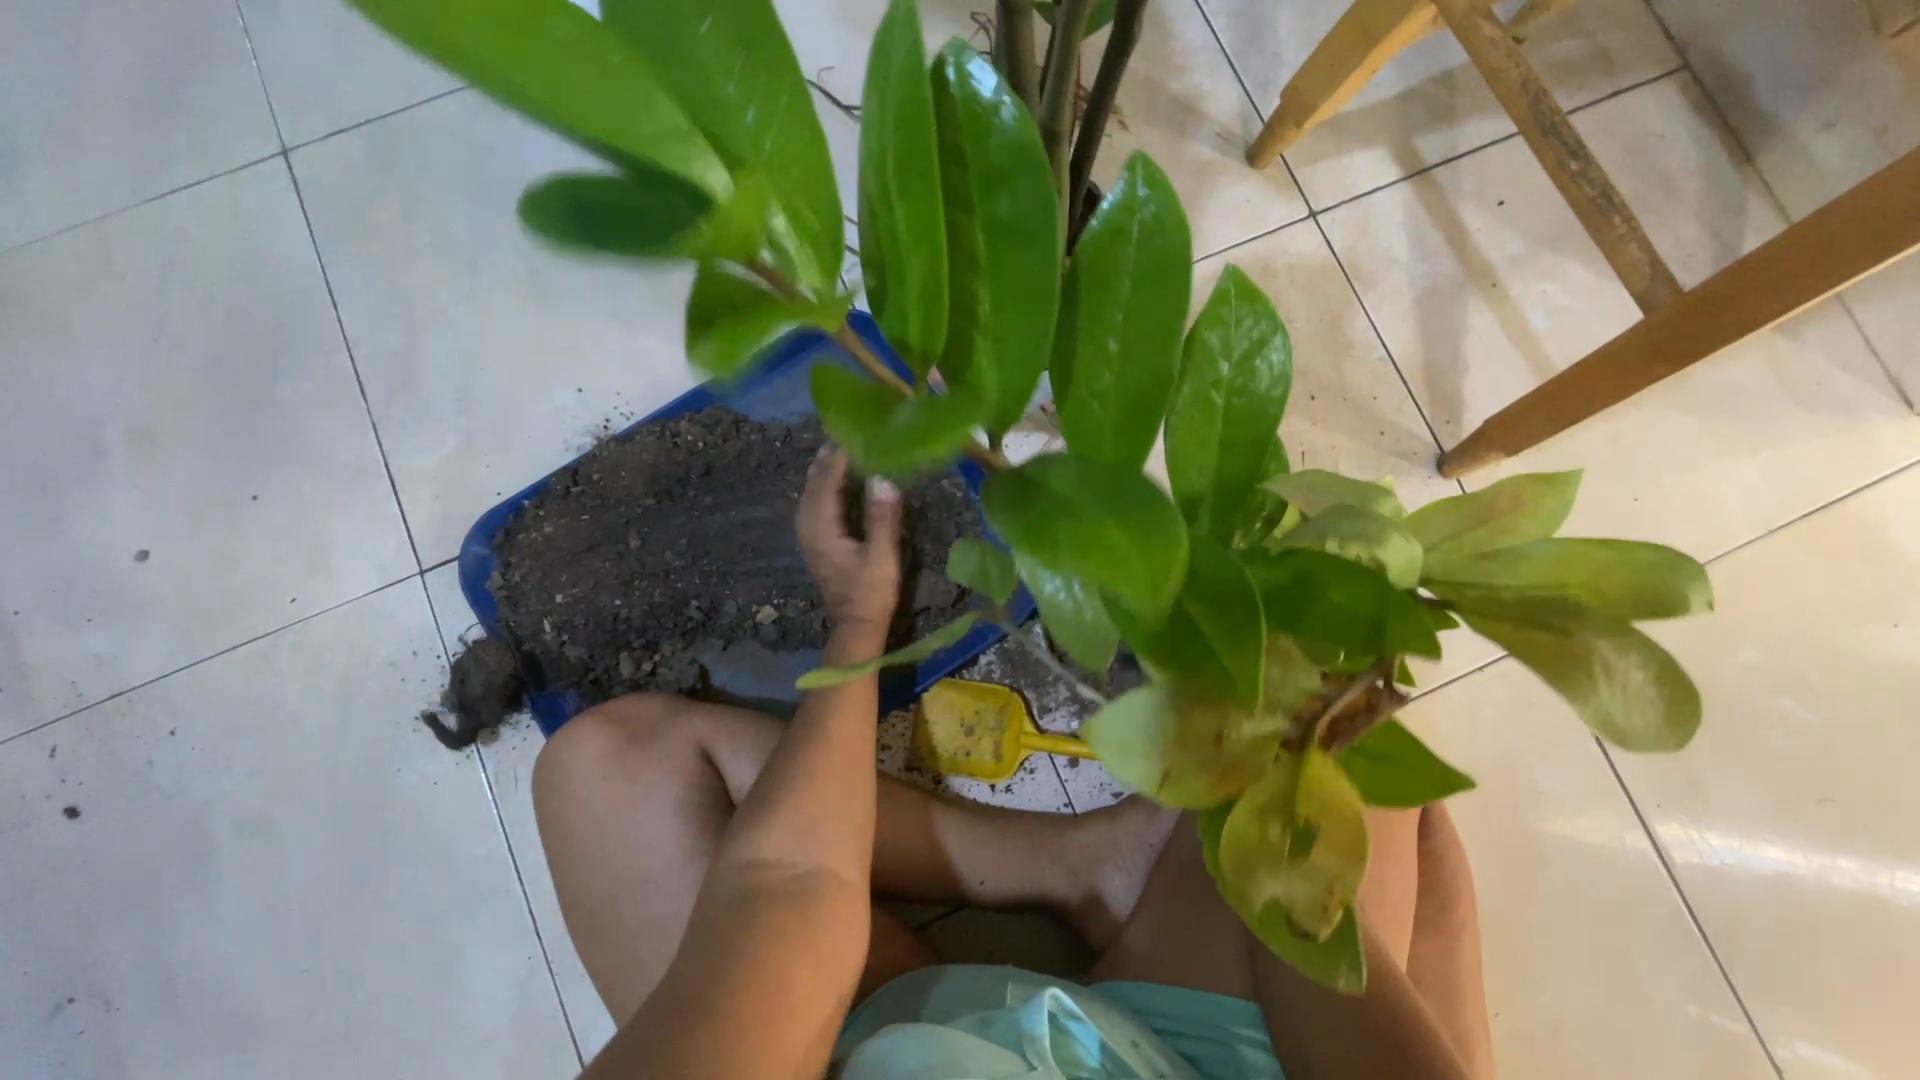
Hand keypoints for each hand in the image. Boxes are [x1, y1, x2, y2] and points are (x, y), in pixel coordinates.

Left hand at [796, 446, 901, 633]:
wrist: (856, 626)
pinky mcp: (815, 540)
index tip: (856, 432)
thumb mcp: (881, 556)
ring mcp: (808, 533)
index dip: (840, 455)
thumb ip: (882, 516)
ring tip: (843, 447)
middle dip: (830, 457)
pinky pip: (815, 502)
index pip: (827, 480)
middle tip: (850, 431)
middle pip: (814, 482)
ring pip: (812, 491)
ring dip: (826, 470)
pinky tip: (840, 479)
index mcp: (821, 527)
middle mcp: (807, 526)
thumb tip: (883, 477)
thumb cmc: (871, 593)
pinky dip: (826, 485)